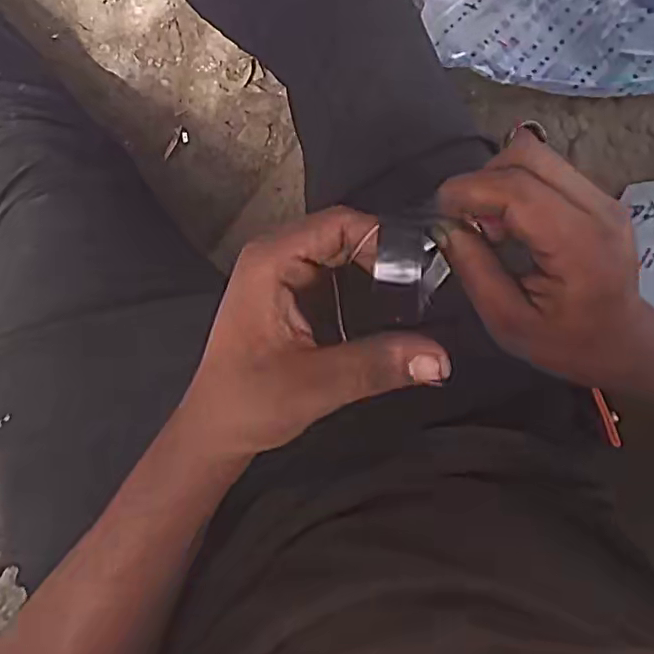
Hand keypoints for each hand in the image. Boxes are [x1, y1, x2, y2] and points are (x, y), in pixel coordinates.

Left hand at [172, 207, 451, 457]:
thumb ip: (377, 364)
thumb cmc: (247, 403)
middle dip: (383, 255)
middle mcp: (274, 254)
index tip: (419, 267)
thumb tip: (439, 357)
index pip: (338, 223)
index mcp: (270, 260)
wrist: (214, 430)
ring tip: (414, 295)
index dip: (382, 238)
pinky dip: (362, 284)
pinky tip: (387, 307)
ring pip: (341, 251)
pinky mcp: (289, 290)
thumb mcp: (316, 384)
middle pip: (342, 232)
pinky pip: (334, 272)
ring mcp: (280, 270)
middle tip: (423, 285)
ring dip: (375, 270)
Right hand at [435, 132, 653, 386]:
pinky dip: (515, 184)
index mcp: (580, 245)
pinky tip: (512, 223)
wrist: (623, 344)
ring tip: (492, 225)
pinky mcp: (597, 195)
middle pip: (527, 155)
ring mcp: (602, 197)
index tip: (440, 209)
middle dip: (482, 178)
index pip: (517, 188)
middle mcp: (598, 209)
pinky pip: (545, 168)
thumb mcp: (507, 321)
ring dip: (498, 180)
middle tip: (467, 218)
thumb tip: (444, 225)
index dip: (469, 190)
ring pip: (535, 155)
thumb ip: (473, 268)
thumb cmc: (568, 342)